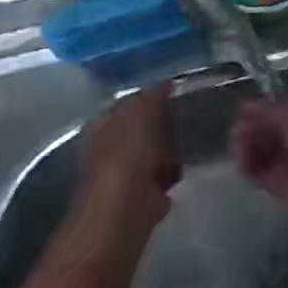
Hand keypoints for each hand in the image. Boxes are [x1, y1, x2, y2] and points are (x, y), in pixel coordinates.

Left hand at [77, 87, 181, 224]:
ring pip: (153, 153)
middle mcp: (107, 147)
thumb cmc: (131, 154)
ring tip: (184, 149)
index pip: (128, 105)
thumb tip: (166, 82)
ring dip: (169, 152)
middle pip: (142, 130)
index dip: (151, 101)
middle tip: (183, 124)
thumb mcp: (143, 113)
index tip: (176, 99)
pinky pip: (161, 176)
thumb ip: (154, 96)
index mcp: (103, 125)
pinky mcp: (139, 194)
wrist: (127, 206)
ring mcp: (122, 172)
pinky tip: (178, 174)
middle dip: (163, 128)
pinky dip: (170, 175)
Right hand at [229, 97, 287, 216]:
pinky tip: (241, 162)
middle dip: (250, 129)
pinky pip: (258, 172)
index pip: (282, 110)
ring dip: (245, 147)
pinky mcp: (280, 184)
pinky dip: (247, 166)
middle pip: (267, 130)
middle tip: (237, 132)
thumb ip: (271, 110)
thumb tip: (246, 106)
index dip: (262, 110)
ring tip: (238, 147)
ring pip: (260, 151)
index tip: (242, 110)